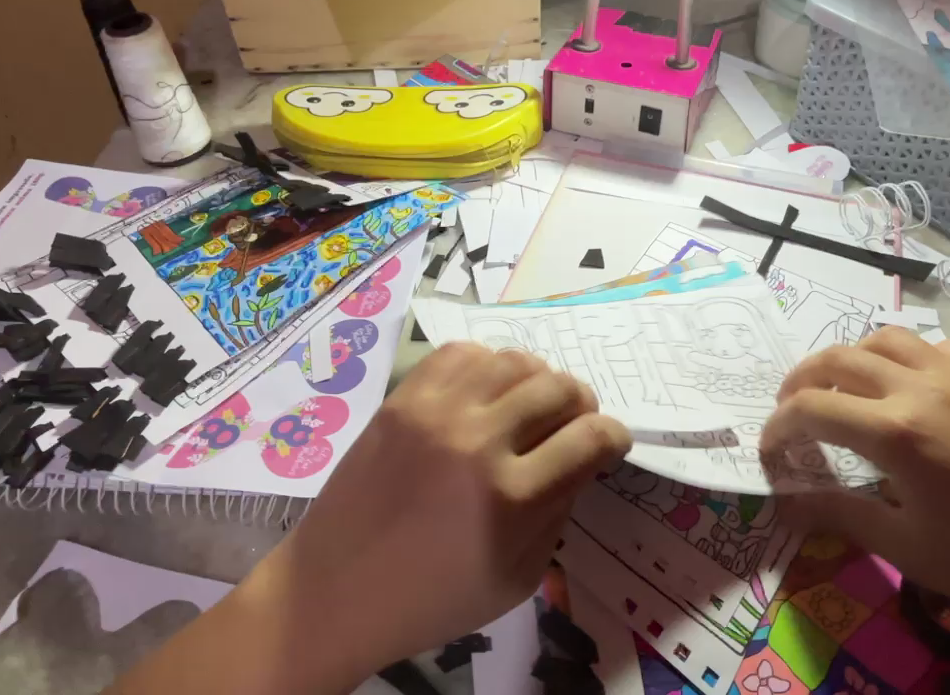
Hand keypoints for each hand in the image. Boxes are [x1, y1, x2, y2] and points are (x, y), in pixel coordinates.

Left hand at [246, 342, 630, 683]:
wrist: (336, 588)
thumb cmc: (432, 598)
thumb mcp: (517, 577)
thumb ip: (558, 510)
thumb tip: (581, 458)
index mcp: (511, 498)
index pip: (590, 438)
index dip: (613, 437)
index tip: (610, 442)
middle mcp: (478, 440)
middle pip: (558, 388)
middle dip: (581, 404)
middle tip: (574, 424)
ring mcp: (436, 409)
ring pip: (514, 359)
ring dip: (537, 379)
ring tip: (530, 404)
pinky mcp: (403, 396)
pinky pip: (462, 351)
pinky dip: (487, 364)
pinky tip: (486, 391)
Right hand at [760, 327, 949, 647]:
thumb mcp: (912, 550)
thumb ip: (841, 515)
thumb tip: (786, 500)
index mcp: (895, 430)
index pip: (810, 410)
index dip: (778, 428)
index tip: (769, 453)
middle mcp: (919, 386)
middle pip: (836, 360)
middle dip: (800, 383)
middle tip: (791, 414)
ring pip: (881, 338)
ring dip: (847, 358)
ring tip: (840, 389)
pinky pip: (930, 344)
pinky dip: (900, 355)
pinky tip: (907, 386)